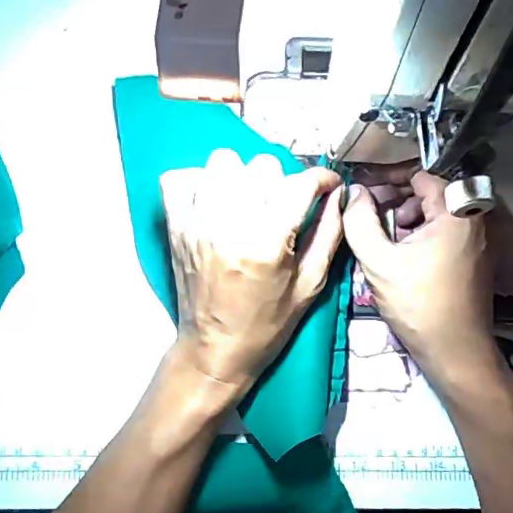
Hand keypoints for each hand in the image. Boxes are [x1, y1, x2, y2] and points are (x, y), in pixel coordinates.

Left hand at [161, 149, 342, 396]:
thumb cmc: (268, 325)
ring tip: (249, 202)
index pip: (299, 184)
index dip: (321, 179)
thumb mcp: (310, 285)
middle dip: (282, 181)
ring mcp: (197, 222)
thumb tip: (337, 196)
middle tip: (284, 206)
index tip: (327, 186)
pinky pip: (181, 177)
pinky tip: (216, 202)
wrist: (214, 350)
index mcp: (267, 243)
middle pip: (262, 165)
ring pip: (223, 161)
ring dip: (242, 177)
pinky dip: (201, 182)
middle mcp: (229, 224)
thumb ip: (328, 235)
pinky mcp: (175, 225)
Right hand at [342, 168, 500, 386]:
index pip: (421, 176)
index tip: (365, 191)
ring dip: (409, 218)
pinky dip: (424, 235)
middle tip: (370, 212)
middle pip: (432, 193)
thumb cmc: (418, 305)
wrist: (456, 350)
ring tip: (385, 237)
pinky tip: (403, 254)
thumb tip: (353, 193)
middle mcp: (476, 219)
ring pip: (439, 215)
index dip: (389, 180)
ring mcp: (479, 240)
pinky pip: (447, 234)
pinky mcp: (476, 260)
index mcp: (457, 211)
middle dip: (398, 199)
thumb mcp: (378, 261)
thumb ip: (360, 221)